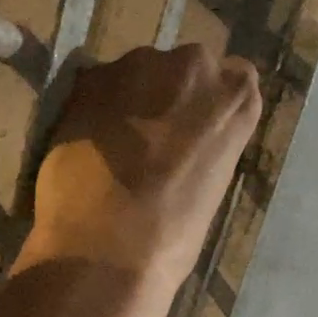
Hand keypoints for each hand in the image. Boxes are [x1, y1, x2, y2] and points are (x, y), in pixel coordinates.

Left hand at [14, 44, 261, 313]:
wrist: (102, 251)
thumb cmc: (169, 240)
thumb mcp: (209, 191)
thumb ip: (204, 151)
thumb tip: (184, 150)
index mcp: (236, 97)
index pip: (230, 81)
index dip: (204, 108)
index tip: (189, 132)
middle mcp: (192, 65)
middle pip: (180, 70)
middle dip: (165, 96)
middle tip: (147, 141)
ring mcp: (136, 66)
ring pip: (133, 75)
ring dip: (125, 100)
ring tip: (109, 147)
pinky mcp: (86, 81)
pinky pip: (92, 89)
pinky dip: (88, 111)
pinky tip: (82, 148)